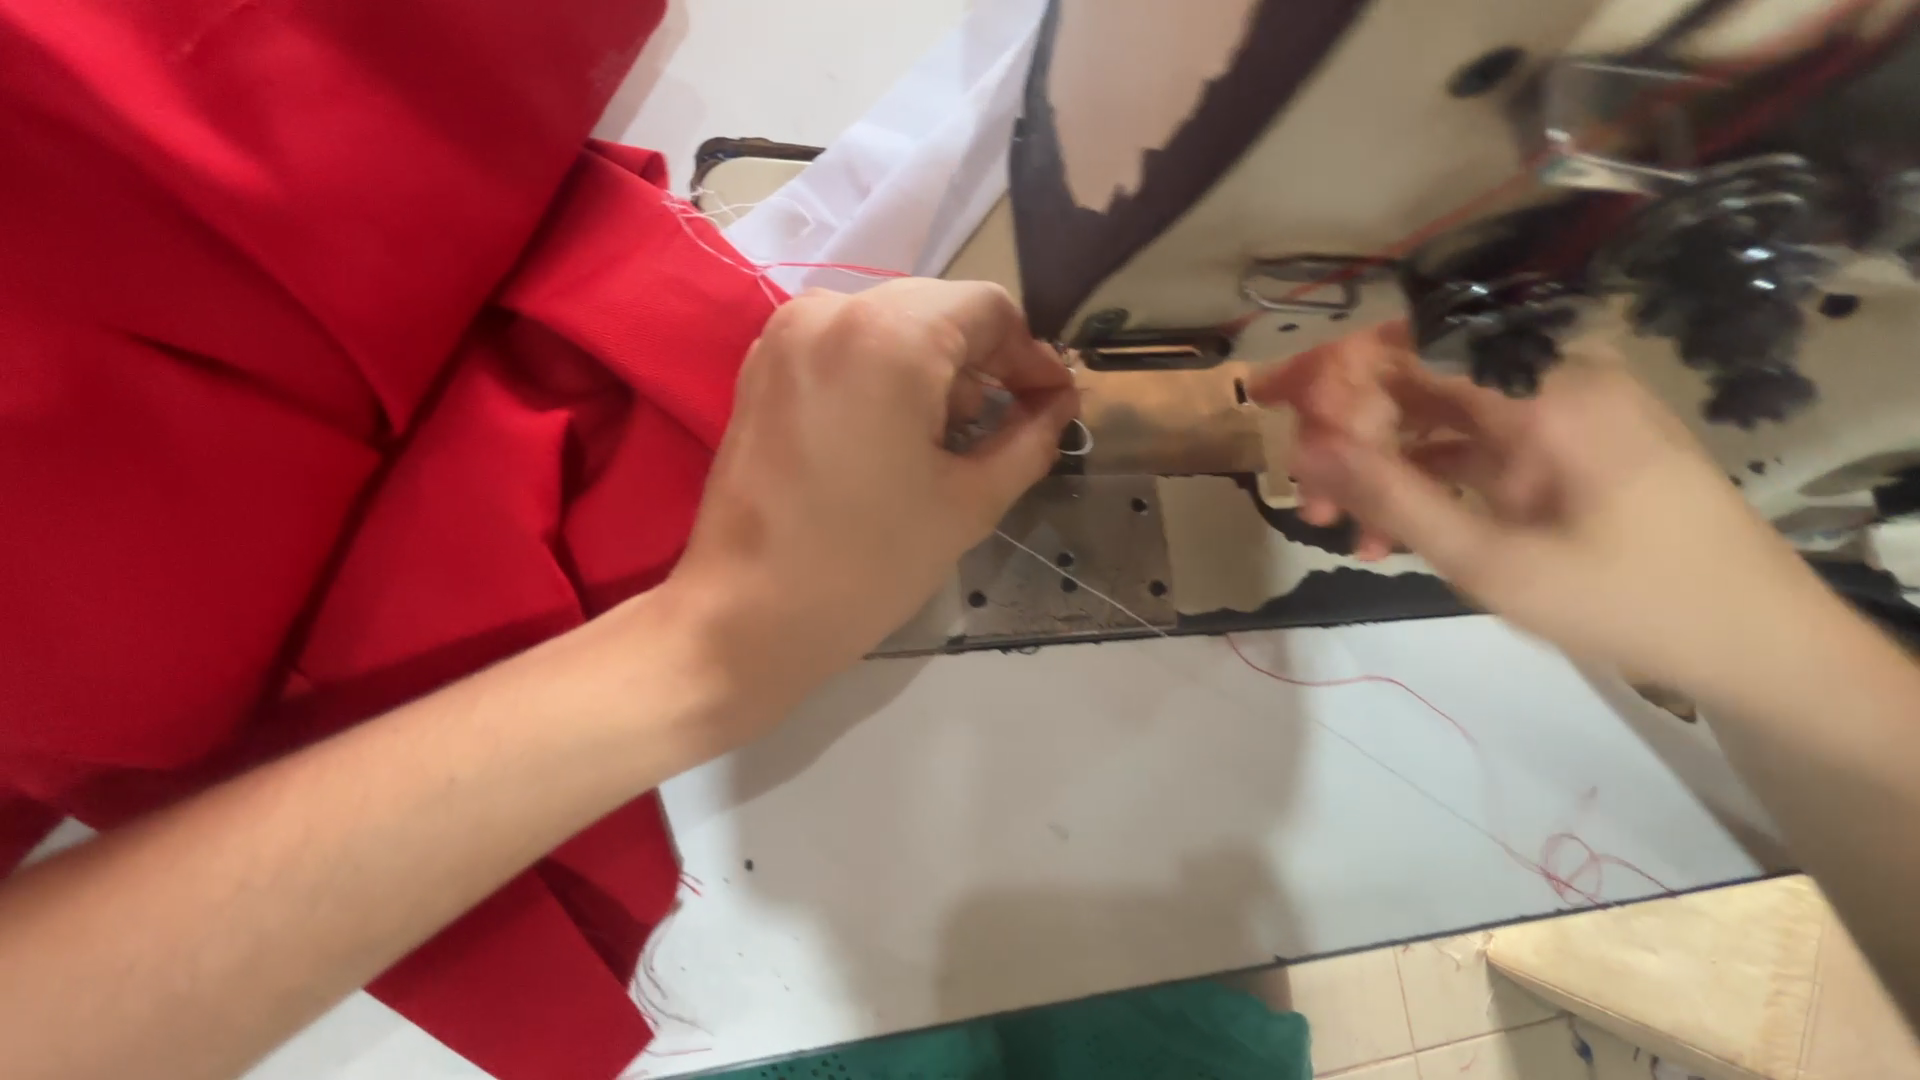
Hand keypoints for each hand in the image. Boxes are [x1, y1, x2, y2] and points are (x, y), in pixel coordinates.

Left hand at [663, 279, 1077, 732]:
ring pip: (890, 326)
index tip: (1052, 404)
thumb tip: (1059, 405)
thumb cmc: (869, 561)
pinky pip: (845, 347)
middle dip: (984, 364)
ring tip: (950, 440)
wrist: (747, 615)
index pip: (988, 308)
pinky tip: (897, 434)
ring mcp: (786, 336)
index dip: (1032, 354)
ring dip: (934, 371)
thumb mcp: (969, 501)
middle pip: (937, 311)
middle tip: (1009, 425)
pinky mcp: (761, 368)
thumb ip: (1029, 439)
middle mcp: (831, 309)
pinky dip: (884, 375)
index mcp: (890, 333)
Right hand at [1250, 321, 1829, 689]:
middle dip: (1345, 430)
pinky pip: (1466, 446)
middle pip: (1416, 374)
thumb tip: (1306, 449)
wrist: (1755, 644)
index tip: (1272, 406)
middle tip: (1300, 486)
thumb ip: (1392, 497)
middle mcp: (1549, 380)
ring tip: (1332, 524)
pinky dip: (1420, 483)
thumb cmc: (1629, 603)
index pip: (1413, 344)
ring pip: (1433, 414)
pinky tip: (1383, 536)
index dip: (1333, 369)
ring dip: (1375, 465)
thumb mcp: (1491, 561)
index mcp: (1545, 391)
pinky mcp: (1556, 445)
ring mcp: (1554, 413)